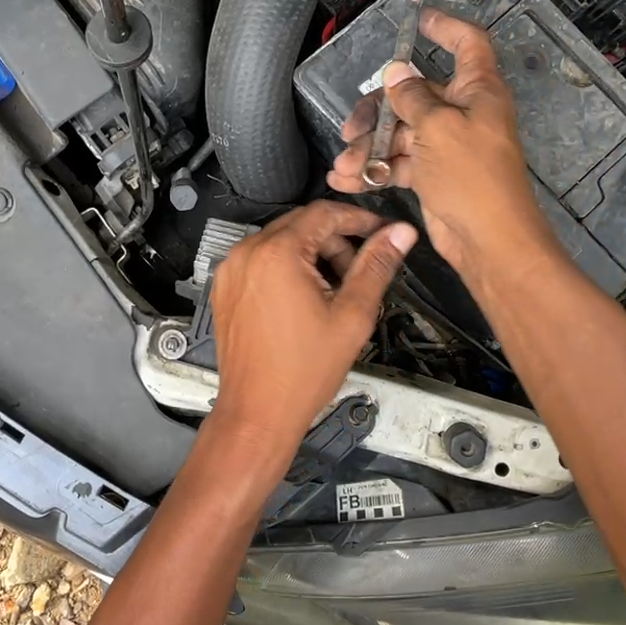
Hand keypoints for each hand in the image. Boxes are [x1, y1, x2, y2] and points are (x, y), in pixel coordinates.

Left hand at [206, 201, 416, 447]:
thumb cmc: (304, 370)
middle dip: (336, 240)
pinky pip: (260, 260)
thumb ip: (376, 266)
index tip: (381, 231)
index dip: (358, 219)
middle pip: (301, 224)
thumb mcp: (352, 315)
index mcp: (277, 253)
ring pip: (280, 241)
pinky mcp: (224, 288)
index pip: (324, 213)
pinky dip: (285, 267)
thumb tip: (401, 233)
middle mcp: (247, 252)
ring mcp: (231, 270)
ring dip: (312, 254)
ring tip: (333, 292)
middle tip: (359, 272)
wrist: (257, 412)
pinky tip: (305, 298)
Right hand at [328, 8, 553, 274]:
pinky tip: (346, 181)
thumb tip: (397, 72)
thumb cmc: (472, 176)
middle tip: (350, 127)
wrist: (487, 240)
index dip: (445, 28)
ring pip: (399, 132)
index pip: (467, 44)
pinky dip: (373, 170)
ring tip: (344, 167)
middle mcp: (462, 113)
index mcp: (476, 91)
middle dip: (377, 111)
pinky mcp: (432, 174)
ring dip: (368, 148)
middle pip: (413, 95)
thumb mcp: (438, 128)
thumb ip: (412, 97)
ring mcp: (445, 145)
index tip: (418, 19)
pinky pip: (397, 162)